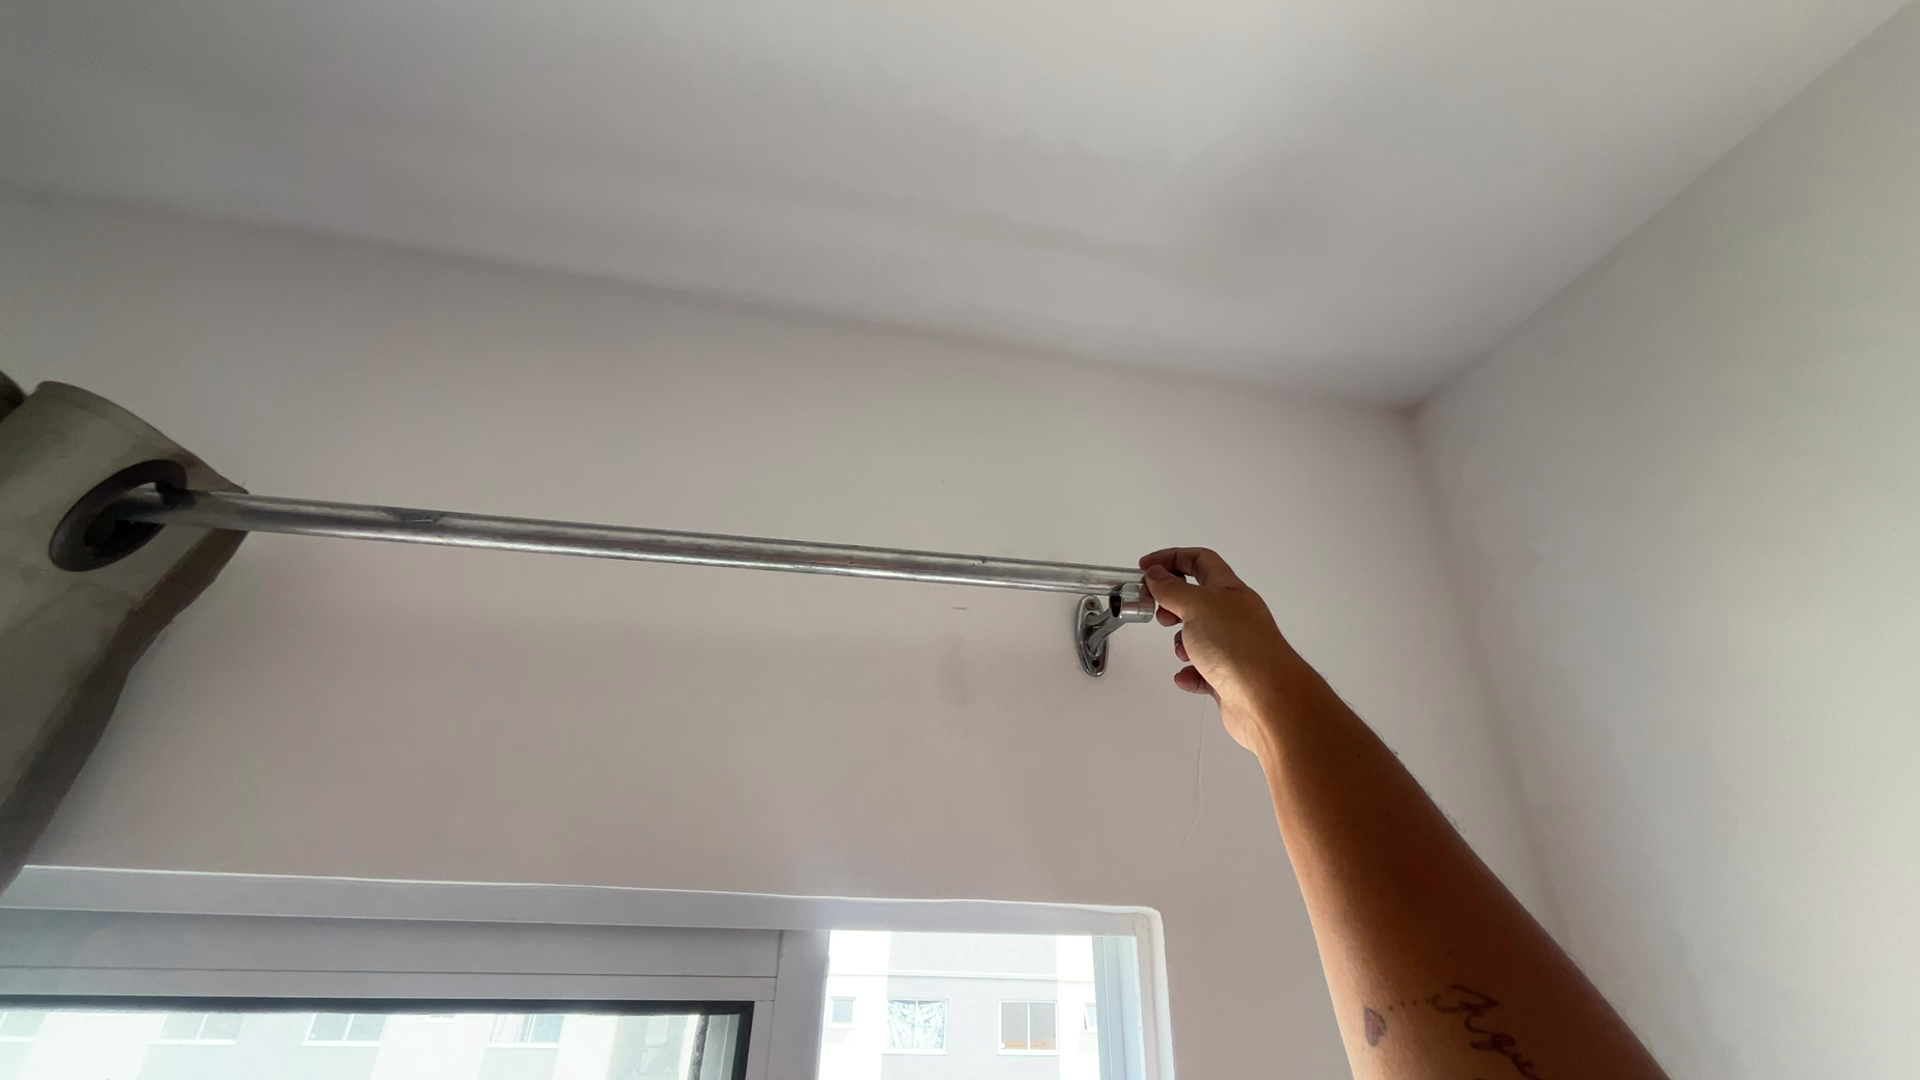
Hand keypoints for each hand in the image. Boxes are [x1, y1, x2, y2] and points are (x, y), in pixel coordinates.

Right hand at [1139, 548, 1306, 754]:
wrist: (1267, 700)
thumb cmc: (1237, 647)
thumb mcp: (1196, 606)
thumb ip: (1172, 589)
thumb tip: (1156, 574)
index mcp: (1229, 590)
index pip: (1200, 560)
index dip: (1171, 558)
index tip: (1146, 567)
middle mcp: (1234, 615)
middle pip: (1198, 598)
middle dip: (1173, 604)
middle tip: (1160, 613)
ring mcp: (1233, 647)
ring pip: (1199, 635)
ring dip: (1182, 642)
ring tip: (1184, 651)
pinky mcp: (1230, 677)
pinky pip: (1203, 670)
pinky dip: (1190, 673)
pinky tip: (1188, 677)